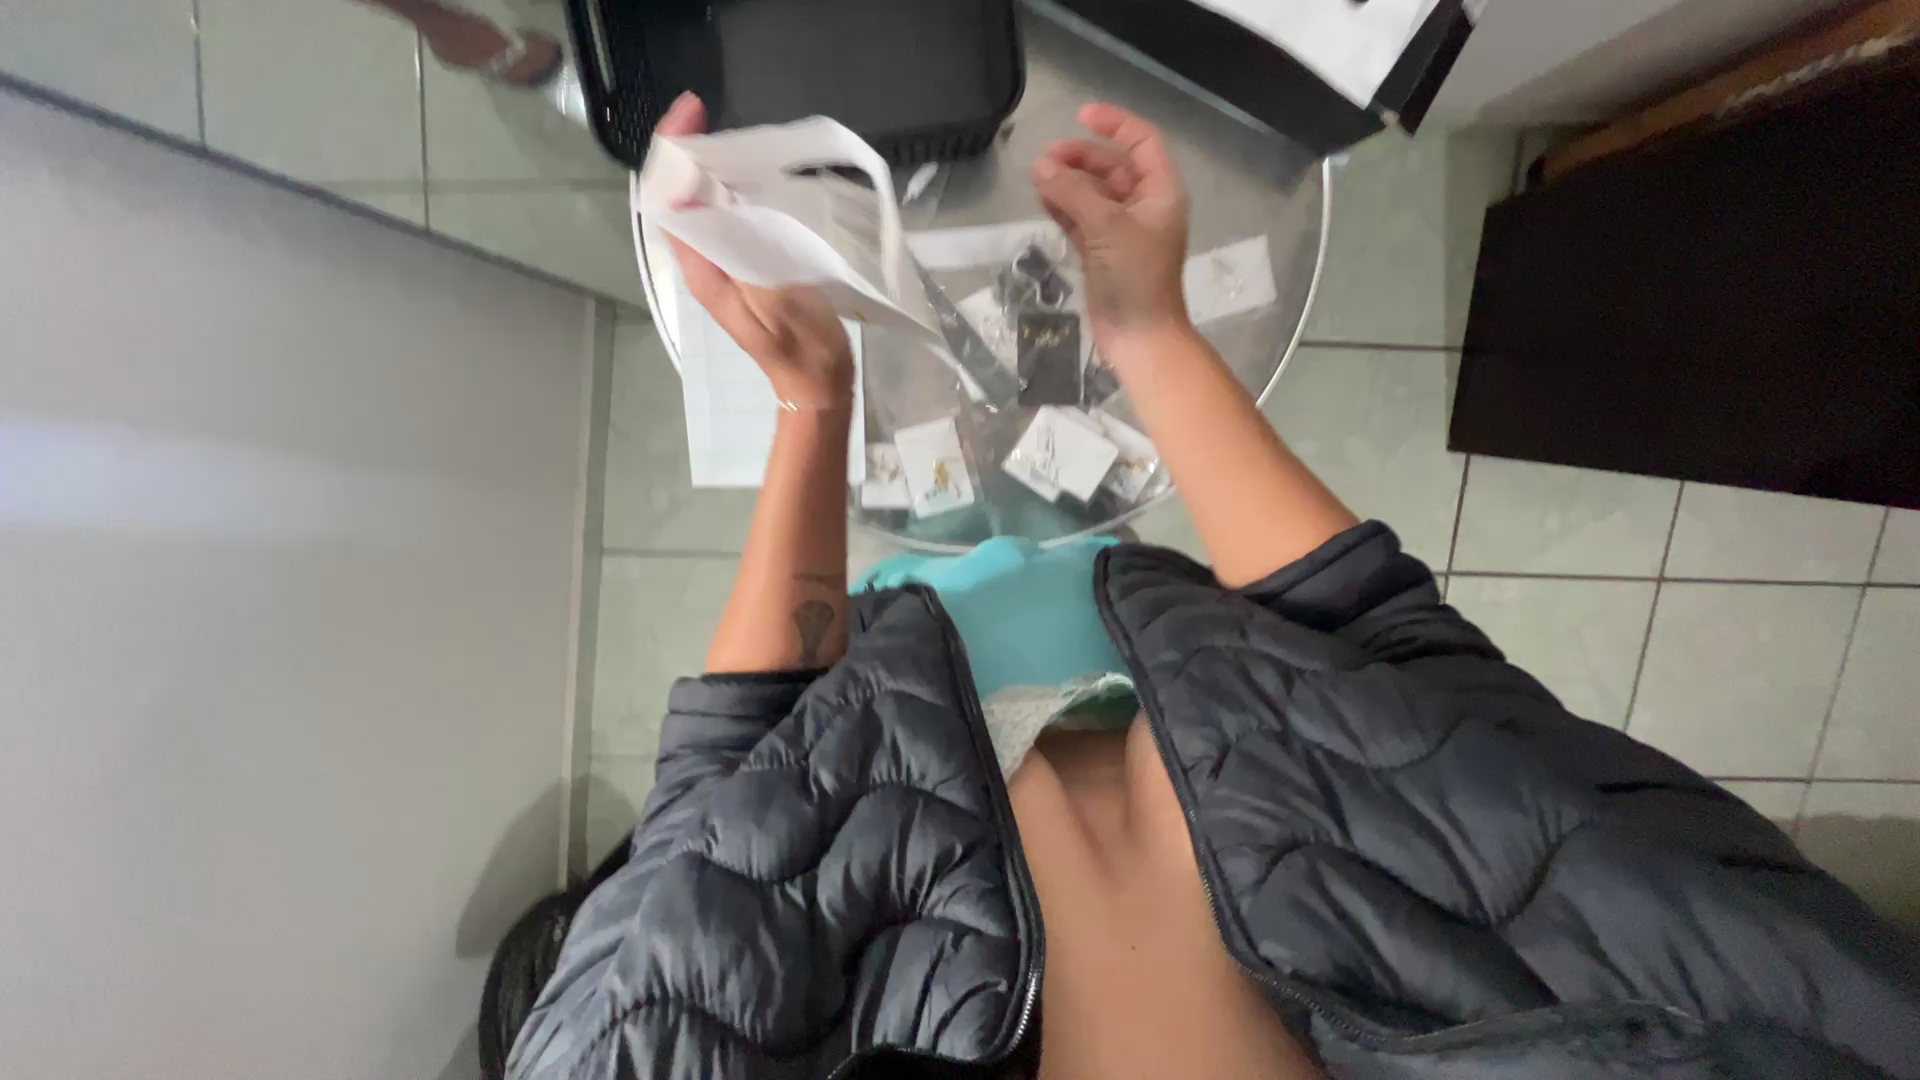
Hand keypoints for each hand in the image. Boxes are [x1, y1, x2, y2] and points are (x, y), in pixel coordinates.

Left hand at [655, 93, 854, 408]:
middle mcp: (706, 264)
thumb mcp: (778, 301)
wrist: (816, 387)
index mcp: (706, 270)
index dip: (673, 152)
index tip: (693, 112)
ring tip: (729, 135)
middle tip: (709, 112)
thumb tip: (710, 202)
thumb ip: (744, 254)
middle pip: (679, 197)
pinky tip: (752, 177)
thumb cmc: (803, 349)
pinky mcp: (745, 270)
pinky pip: (726, 220)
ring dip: (708, 168)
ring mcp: (725, 268)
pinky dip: (731, 191)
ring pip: (701, 206)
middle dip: (686, 151)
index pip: (669, 199)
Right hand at [1030, 104, 1192, 356]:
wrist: (1139, 336)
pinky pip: (1081, 220)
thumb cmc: (1136, 278)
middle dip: (1080, 158)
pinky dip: (1063, 208)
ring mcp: (1121, 232)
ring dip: (1067, 183)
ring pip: (1092, 195)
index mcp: (1160, 192)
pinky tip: (1043, 199)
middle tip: (1046, 159)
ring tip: (1037, 177)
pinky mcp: (1101, 254)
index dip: (1113, 124)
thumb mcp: (1107, 228)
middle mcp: (1143, 207)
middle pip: (1111, 167)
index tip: (1080, 116)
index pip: (1140, 142)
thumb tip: (1041, 166)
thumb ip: (1073, 193)